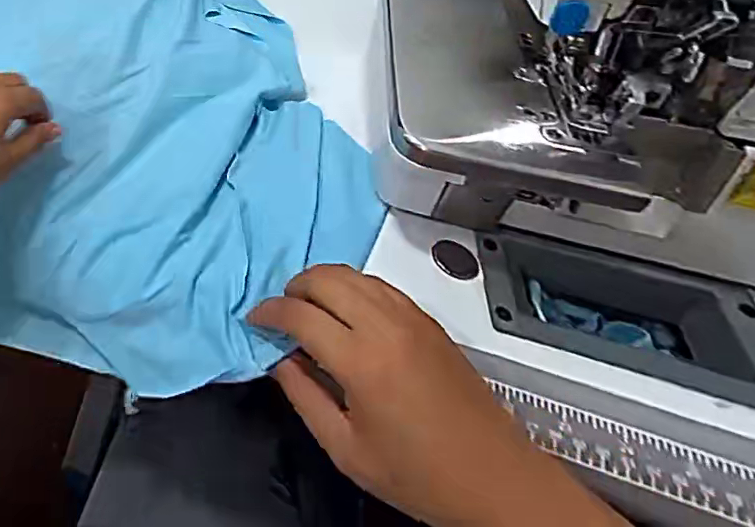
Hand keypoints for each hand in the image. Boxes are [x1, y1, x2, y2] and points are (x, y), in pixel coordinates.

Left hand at [0, 72, 60, 208]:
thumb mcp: (5, 161)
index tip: (40, 132)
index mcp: (4, 98)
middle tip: (22, 126)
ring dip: (5, 95)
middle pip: (16, 81)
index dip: (43, 113)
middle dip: (25, 99)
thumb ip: (33, 142)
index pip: (35, 96)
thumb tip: (54, 127)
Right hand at [249, 266, 626, 526]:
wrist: (499, 481)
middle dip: (292, 289)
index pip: (299, 313)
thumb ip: (303, 397)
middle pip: (321, 278)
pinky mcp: (426, 318)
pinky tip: (347, 310)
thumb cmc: (420, 475)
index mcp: (362, 362)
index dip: (268, 312)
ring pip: (349, 272)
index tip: (255, 319)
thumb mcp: (347, 451)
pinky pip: (376, 282)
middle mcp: (384, 326)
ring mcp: (409, 317)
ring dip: (320, 282)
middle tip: (283, 313)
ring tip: (311, 308)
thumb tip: (278, 357)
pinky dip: (350, 285)